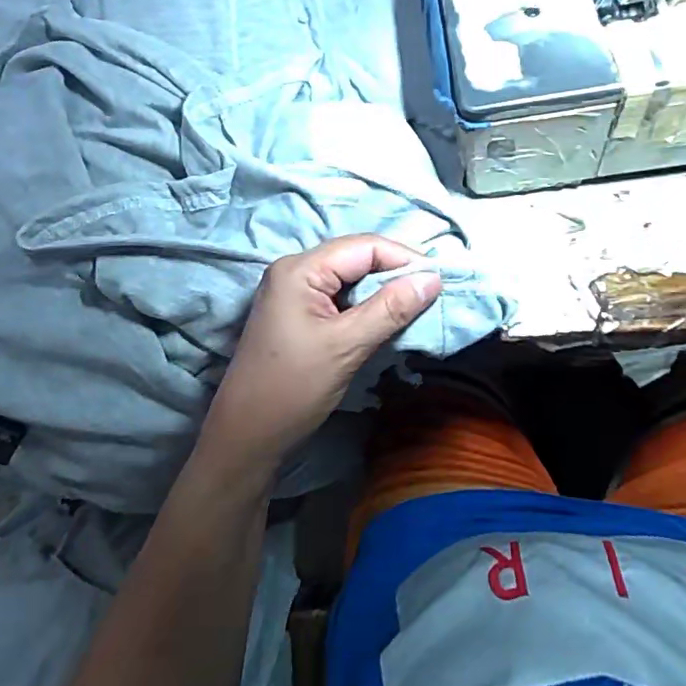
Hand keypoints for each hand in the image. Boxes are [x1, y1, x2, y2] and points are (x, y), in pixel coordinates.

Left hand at [203, 235, 440, 467]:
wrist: (246, 439)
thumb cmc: (292, 389)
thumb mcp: (347, 346)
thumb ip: (391, 308)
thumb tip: (433, 279)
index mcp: (300, 269)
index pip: (364, 247)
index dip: (404, 258)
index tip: (440, 280)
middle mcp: (295, 271)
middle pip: (357, 257)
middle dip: (396, 272)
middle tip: (432, 293)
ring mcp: (294, 292)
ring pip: (352, 277)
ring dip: (384, 290)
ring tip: (416, 305)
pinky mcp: (299, 313)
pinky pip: (341, 296)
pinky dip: (367, 305)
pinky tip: (387, 318)